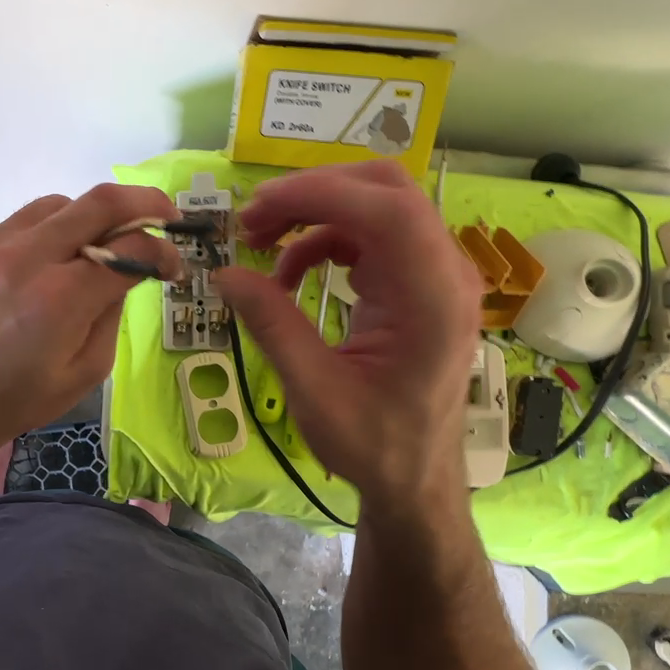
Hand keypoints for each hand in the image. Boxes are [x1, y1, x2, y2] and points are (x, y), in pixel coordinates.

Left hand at [0, 184, 181, 490]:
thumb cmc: (17, 400)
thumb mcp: (86, 370)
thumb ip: (113, 310)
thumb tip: (129, 269)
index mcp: (59, 298)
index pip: (130, 249)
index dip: (162, 250)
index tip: (173, 264)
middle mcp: (24, 257)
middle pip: (98, 202)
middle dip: (141, 203)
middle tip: (161, 215)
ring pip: (58, 205)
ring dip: (89, 217)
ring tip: (96, 248)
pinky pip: (21, 223)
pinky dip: (45, 235)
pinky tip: (43, 267)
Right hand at [212, 162, 481, 503]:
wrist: (415, 477)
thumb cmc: (372, 444)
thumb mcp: (313, 390)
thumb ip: (273, 325)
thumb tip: (225, 273)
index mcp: (432, 301)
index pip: (389, 212)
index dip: (321, 194)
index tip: (258, 209)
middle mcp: (444, 275)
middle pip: (386, 191)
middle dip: (314, 193)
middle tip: (253, 220)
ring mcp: (434, 275)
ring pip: (376, 206)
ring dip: (314, 213)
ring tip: (259, 242)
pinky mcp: (416, 284)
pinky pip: (370, 236)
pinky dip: (324, 240)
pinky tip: (290, 273)